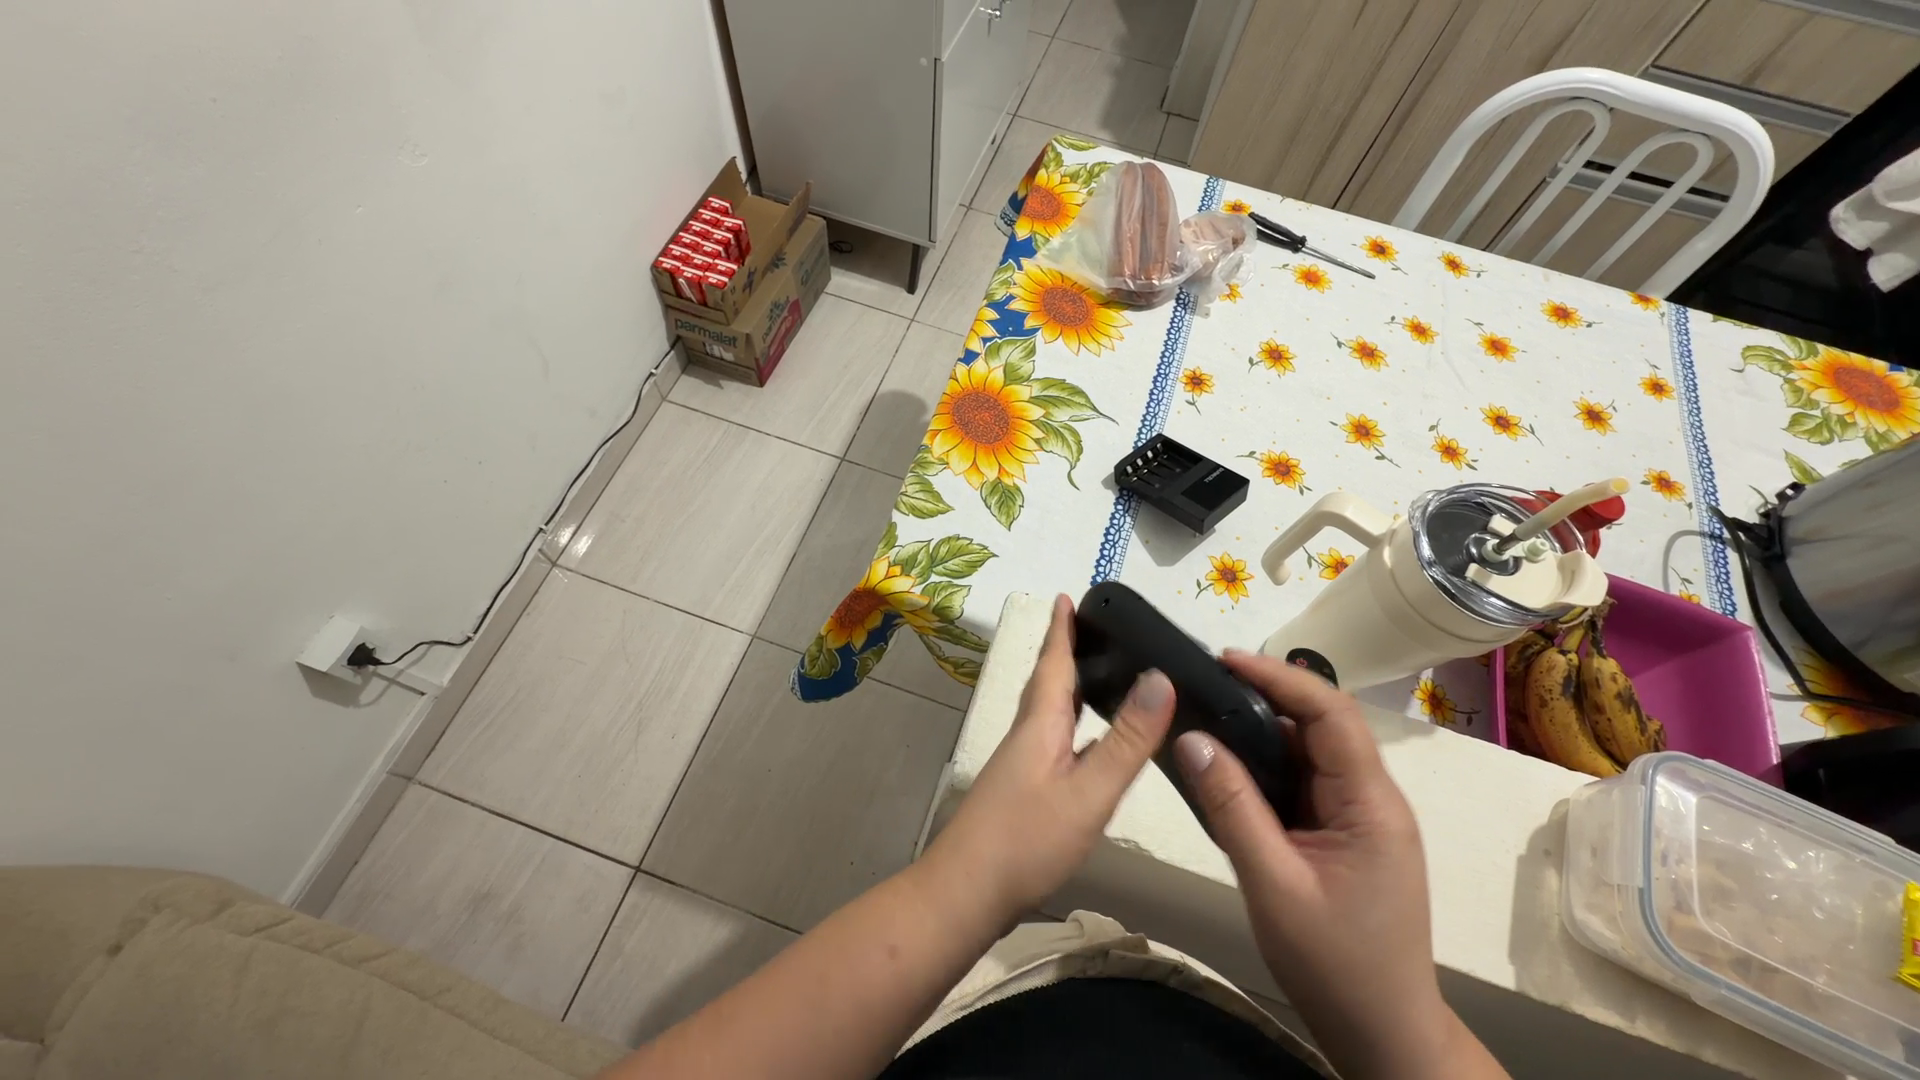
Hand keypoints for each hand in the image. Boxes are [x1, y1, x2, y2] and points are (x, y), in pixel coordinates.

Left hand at [927, 594, 1174, 922]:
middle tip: (1095, 630)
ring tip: (1100, 677)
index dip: (1061, 630)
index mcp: (1039, 724)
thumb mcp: (1088, 792)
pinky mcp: (1022, 792)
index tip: (1067, 595)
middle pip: (1048, 683)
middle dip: (1068, 653)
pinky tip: (1089, 745)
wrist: (965, 894)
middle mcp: (1027, 736)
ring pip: (1049, 713)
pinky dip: (1073, 727)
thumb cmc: (1026, 840)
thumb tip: (1159, 678)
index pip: (1053, 663)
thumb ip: (1126, 740)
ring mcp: (1021, 766)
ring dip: (1070, 688)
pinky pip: (1053, 741)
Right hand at [1173, 649, 1458, 1078]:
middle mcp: (1371, 799)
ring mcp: (1358, 818)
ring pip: (1308, 754)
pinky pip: (1302, 784)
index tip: (1223, 659)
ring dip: (1260, 733)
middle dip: (1263, 697)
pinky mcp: (1341, 835)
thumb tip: (1192, 738)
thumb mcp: (1273, 883)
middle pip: (1320, 726)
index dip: (1280, 677)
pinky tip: (1225, 767)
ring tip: (1203, 715)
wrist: (1381, 1033)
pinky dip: (1264, 769)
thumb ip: (1232, 808)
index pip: (1331, 713)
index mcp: (1370, 803)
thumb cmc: (1334, 963)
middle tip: (1200, 685)